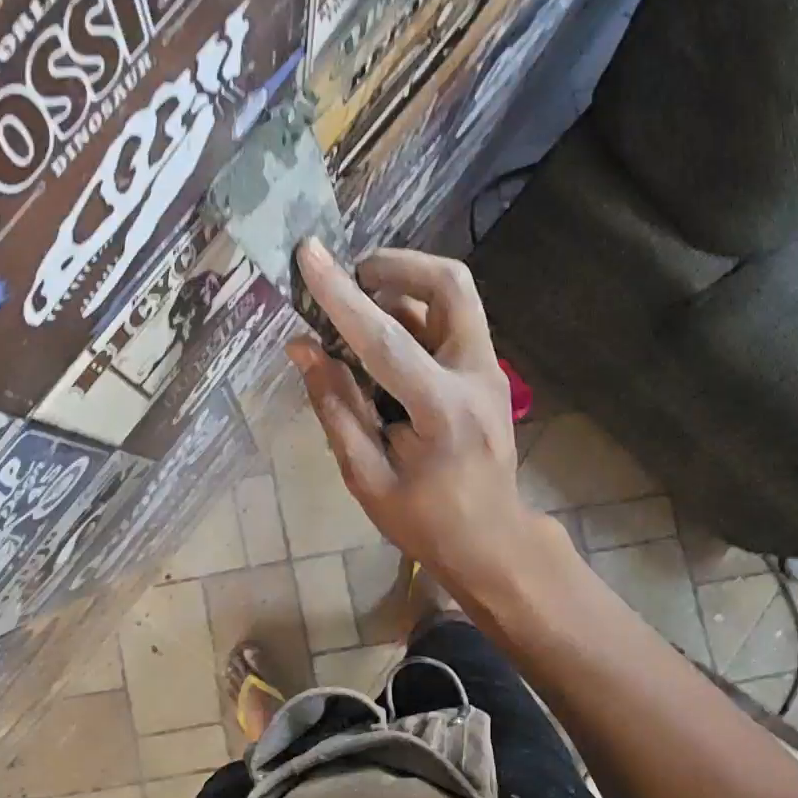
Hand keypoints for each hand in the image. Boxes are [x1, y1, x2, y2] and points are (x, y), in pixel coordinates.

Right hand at [285, 239, 554, 595]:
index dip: (341, 295)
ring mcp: (490, 370)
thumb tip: (303, 348)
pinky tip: (380, 338)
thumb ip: (336, 408)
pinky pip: (452, 321)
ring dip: (404, 288)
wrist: (493, 543)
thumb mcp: (366, 476)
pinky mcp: (487, 373)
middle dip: (396, 266)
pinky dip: (414, 314)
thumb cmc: (425, 521)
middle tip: (351, 276)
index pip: (384, 338)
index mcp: (444, 409)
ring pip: (454, 298)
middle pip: (450, 286)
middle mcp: (477, 375)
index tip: (309, 254)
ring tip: (356, 308)